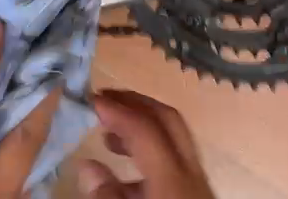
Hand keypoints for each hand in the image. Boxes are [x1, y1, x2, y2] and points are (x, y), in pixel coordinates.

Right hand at [76, 91, 216, 198]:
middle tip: (104, 99)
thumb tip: (87, 165)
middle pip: (168, 119)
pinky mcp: (199, 194)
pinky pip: (176, 161)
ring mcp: (200, 183)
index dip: (116, 109)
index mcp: (174, 177)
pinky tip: (128, 170)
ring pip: (175, 138)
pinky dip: (151, 153)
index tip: (90, 98)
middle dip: (134, 103)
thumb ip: (108, 194)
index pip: (146, 127)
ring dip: (142, 126)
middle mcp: (192, 172)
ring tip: (109, 133)